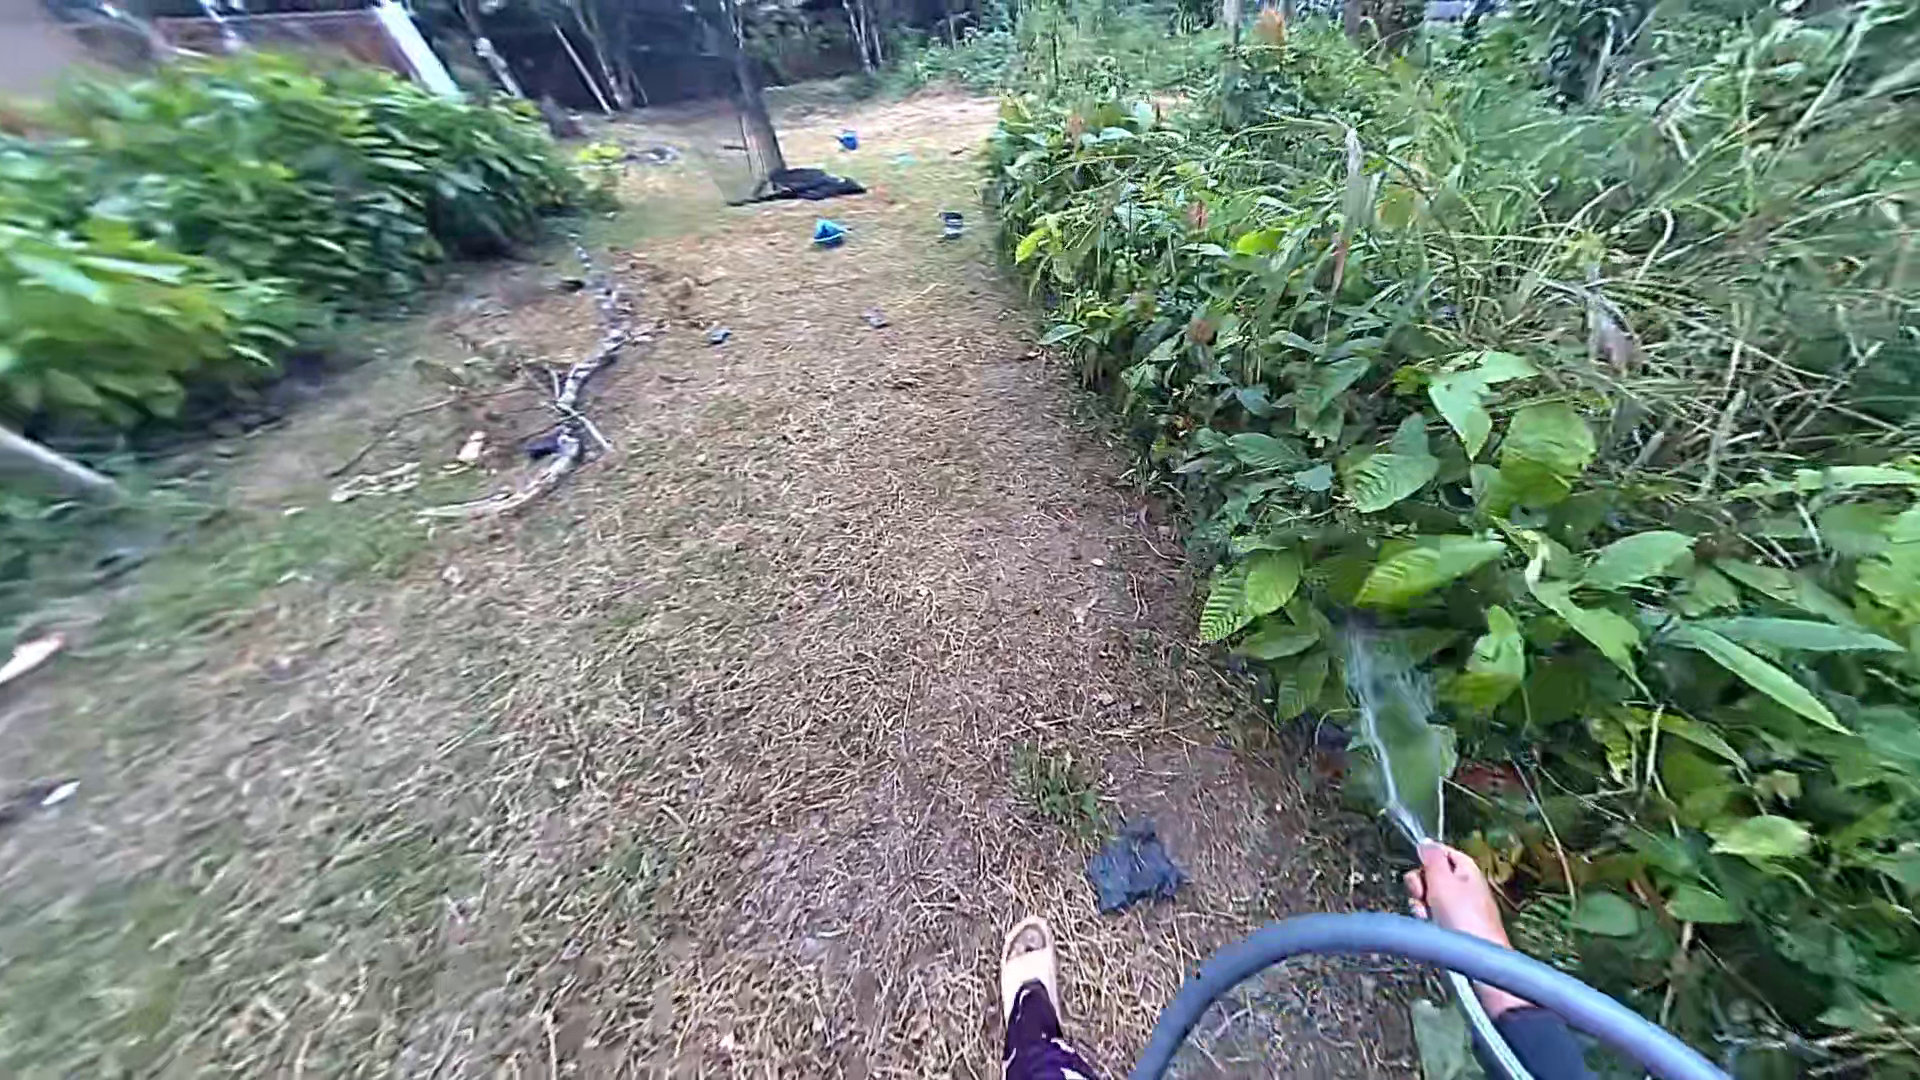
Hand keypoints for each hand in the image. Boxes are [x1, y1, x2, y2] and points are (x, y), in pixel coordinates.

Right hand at [1404, 840, 1530, 1016]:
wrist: (1474, 959)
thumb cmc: (1463, 917)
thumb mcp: (1442, 878)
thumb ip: (1431, 856)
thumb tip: (1425, 841)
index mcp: (1468, 873)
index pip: (1445, 852)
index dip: (1429, 856)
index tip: (1419, 863)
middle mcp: (1466, 889)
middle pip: (1431, 873)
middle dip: (1420, 881)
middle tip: (1422, 891)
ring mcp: (1460, 909)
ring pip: (1427, 894)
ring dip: (1420, 901)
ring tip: (1427, 912)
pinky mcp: (1454, 926)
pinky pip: (1431, 913)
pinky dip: (1425, 916)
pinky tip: (1429, 924)